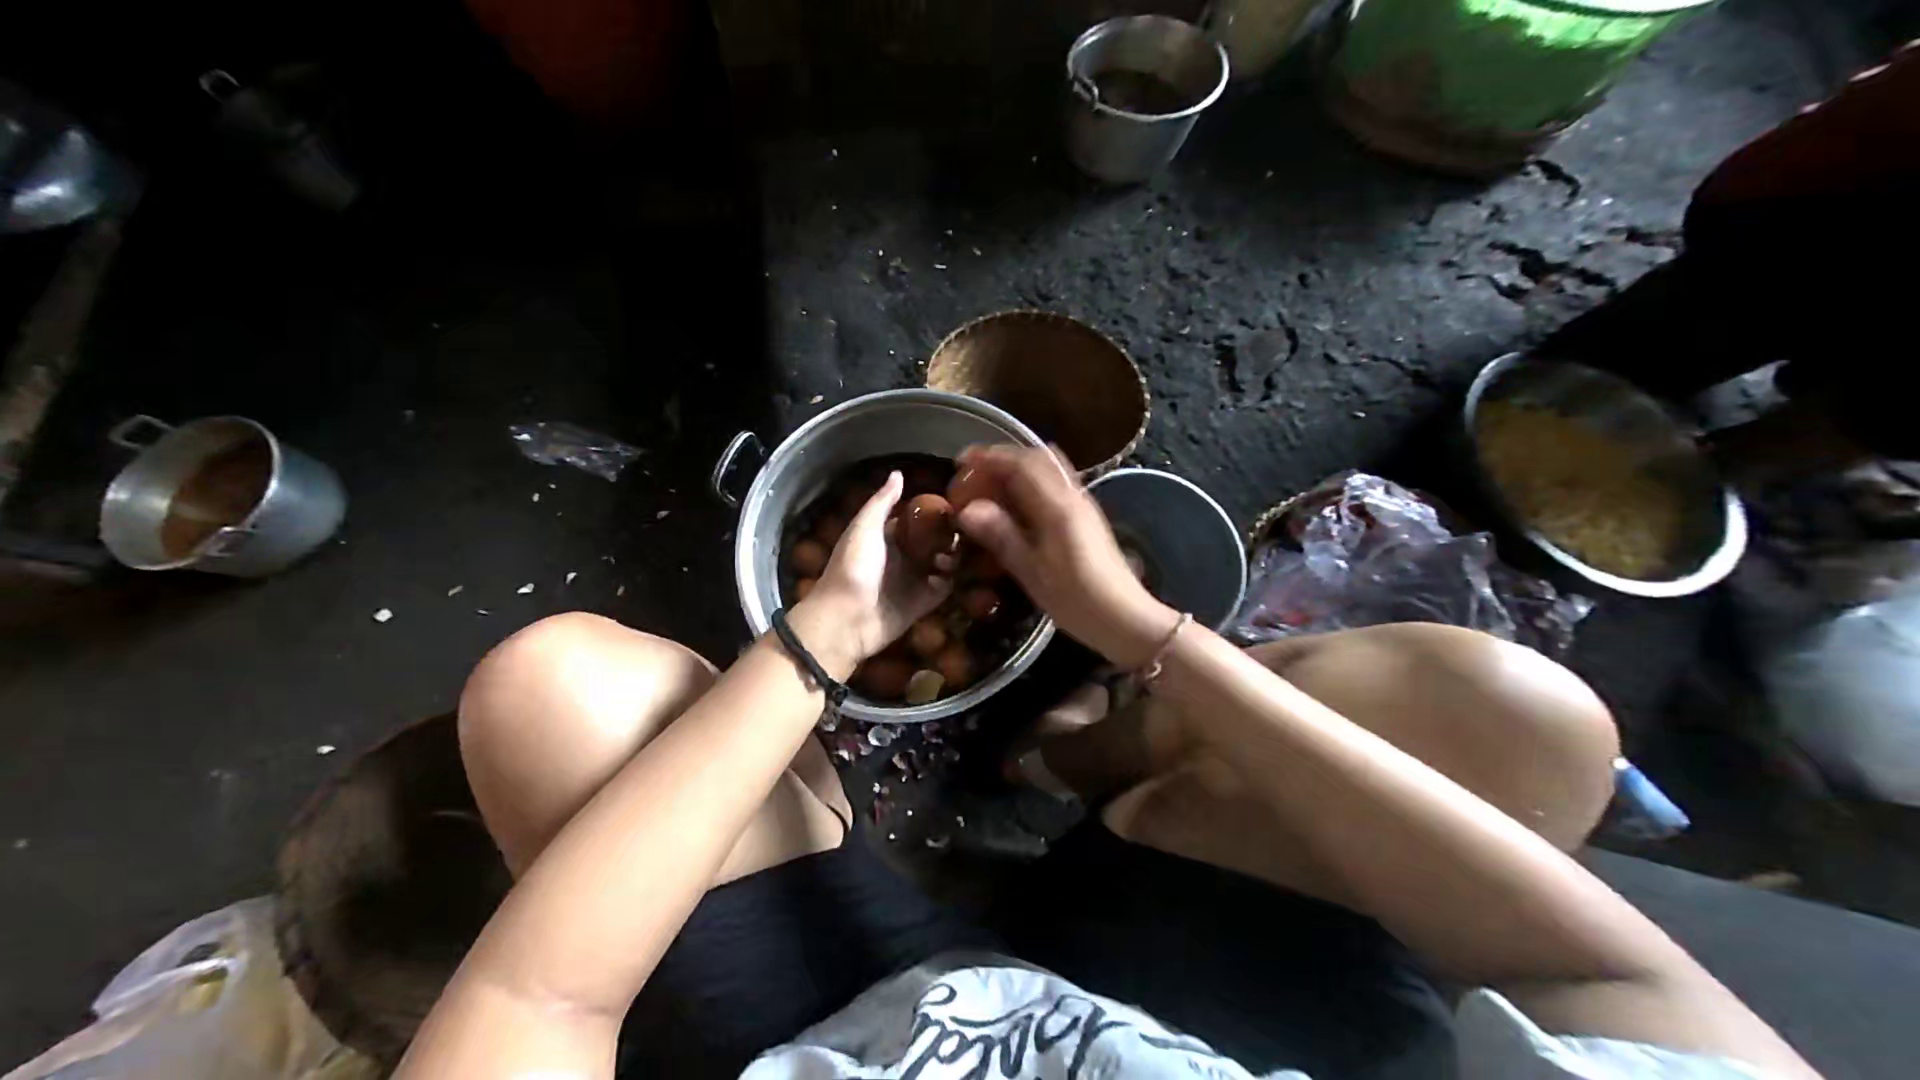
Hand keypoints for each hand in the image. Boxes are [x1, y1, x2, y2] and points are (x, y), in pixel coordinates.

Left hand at [787, 470, 951, 674]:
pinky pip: (944, 589)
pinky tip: (948, 574)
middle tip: (962, 532)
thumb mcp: (865, 527)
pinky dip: (949, 581)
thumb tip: (898, 472)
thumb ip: (882, 502)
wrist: (847, 618)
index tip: (956, 505)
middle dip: (949, 536)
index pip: (917, 521)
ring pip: (943, 564)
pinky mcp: (923, 603)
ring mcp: (914, 581)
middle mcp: (903, 557)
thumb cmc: (853, 567)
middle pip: (934, 542)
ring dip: (952, 557)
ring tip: (951, 555)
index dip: (934, 513)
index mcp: (887, 537)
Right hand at [952, 445, 1177, 666]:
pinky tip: (1016, 506)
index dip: (988, 457)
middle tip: (973, 477)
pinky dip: (1031, 482)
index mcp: (1058, 506)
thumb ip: (1001, 536)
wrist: (1125, 619)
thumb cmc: (1077, 600)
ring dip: (1017, 469)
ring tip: (990, 488)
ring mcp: (1083, 503)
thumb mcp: (1032, 573)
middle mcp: (1073, 495)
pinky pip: (1055, 483)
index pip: (1021, 463)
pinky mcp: (1086, 516)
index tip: (960, 463)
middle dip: (1001, 460)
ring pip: (1047, 468)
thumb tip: (967, 509)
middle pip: (1036, 457)